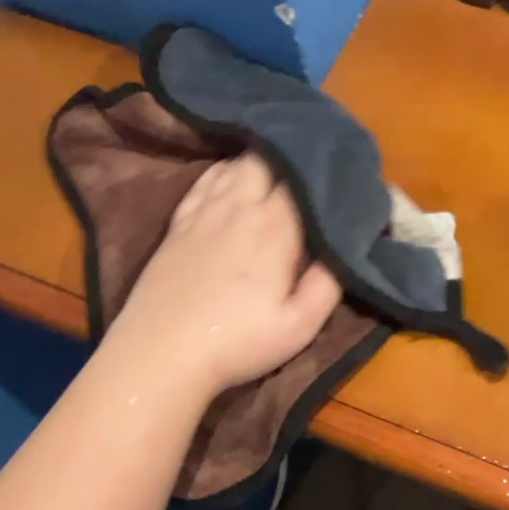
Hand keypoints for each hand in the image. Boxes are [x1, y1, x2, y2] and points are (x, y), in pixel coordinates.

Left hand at [107, 153, 341, 394]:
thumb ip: (327, 284)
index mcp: (276, 228)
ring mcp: (204, 211)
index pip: (305, 179)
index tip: (345, 176)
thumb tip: (344, 249)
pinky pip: (206, 179)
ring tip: (280, 167)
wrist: (163, 352)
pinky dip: (226, 171)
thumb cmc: (239, 342)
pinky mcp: (179, 222)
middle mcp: (240, 207)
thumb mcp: (299, 326)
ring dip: (260, 161)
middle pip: (268, 159)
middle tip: (313, 168)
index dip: (326, 173)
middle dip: (292, 157)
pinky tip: (234, 178)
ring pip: (236, 164)